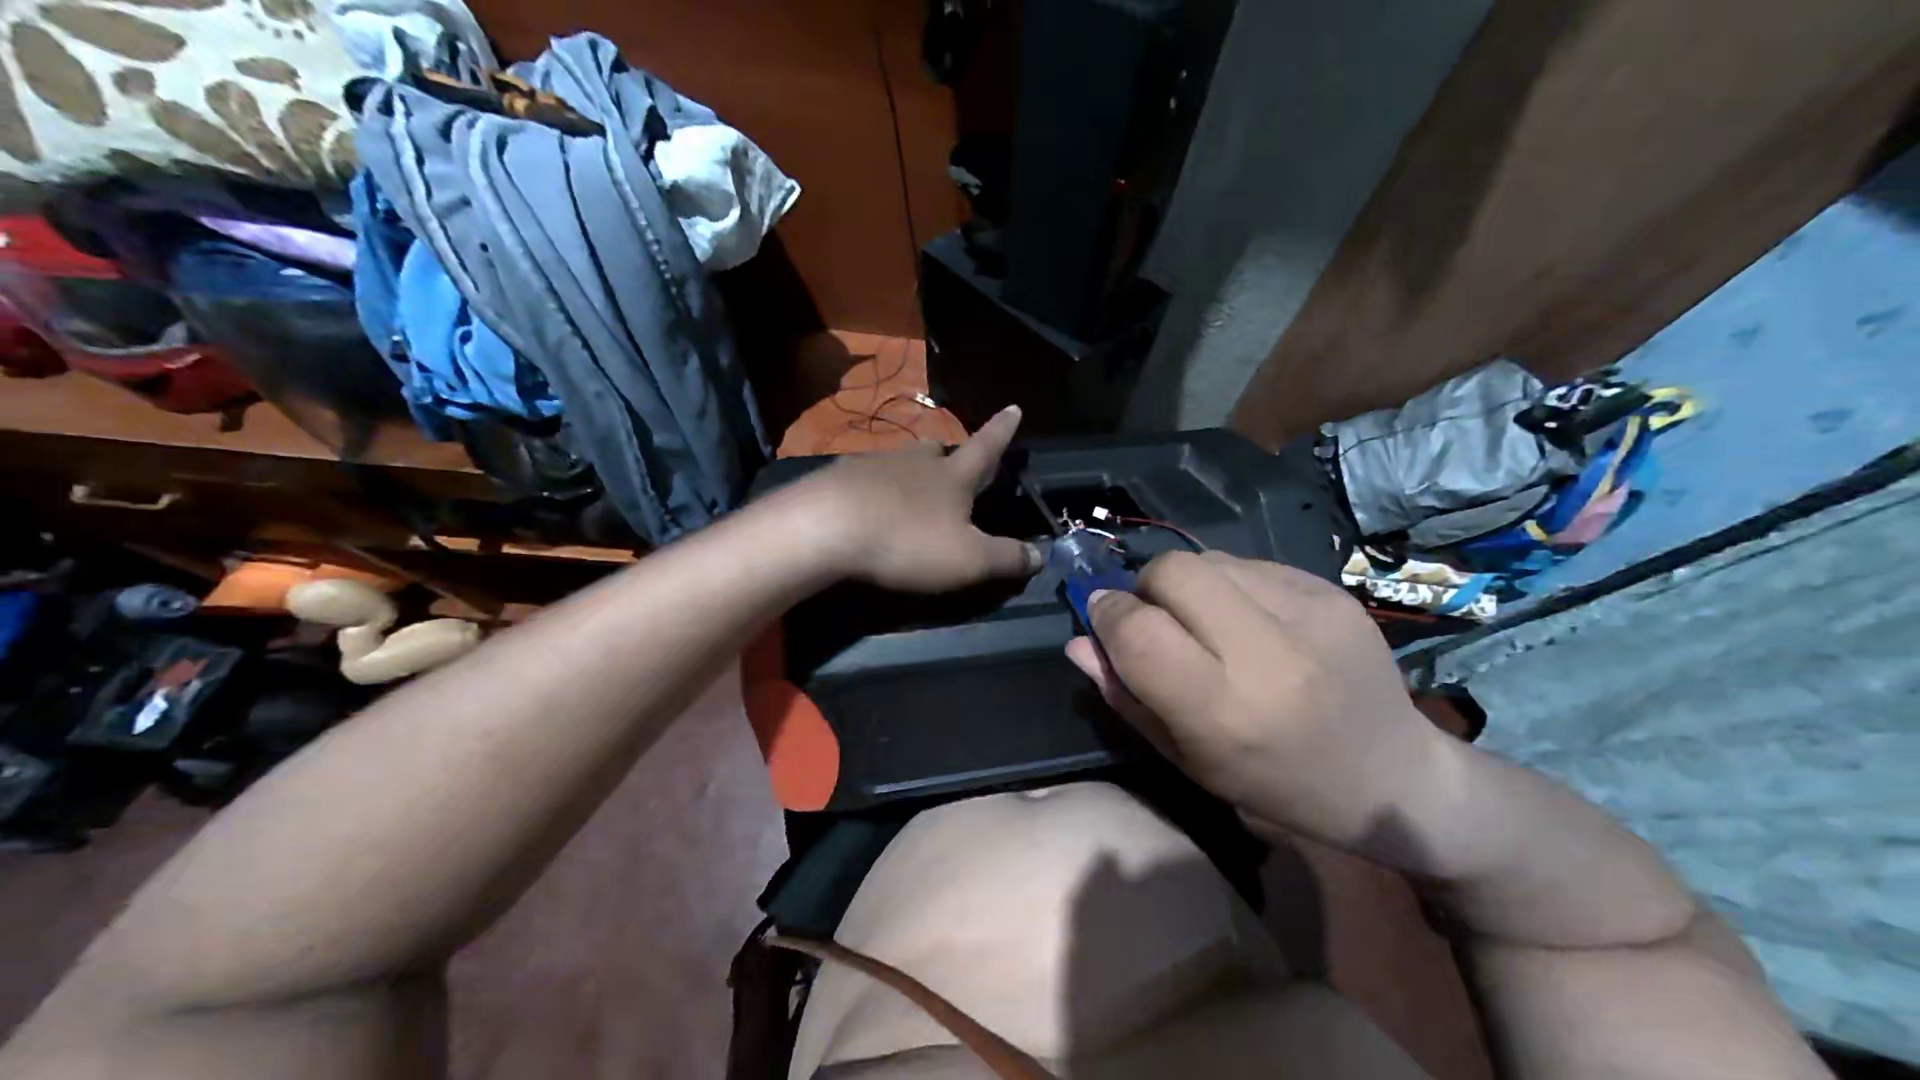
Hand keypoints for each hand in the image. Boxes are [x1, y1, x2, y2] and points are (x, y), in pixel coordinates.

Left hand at [799, 406, 1042, 592]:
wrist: (825, 527)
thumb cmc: (907, 540)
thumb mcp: (968, 559)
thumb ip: (1006, 558)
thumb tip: (1041, 554)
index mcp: (952, 475)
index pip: (986, 447)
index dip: (1002, 430)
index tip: (1013, 407)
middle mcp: (915, 461)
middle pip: (938, 451)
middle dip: (949, 456)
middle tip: (952, 464)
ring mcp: (874, 465)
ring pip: (901, 462)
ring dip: (911, 473)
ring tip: (910, 492)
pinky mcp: (839, 479)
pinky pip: (866, 479)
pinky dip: (875, 491)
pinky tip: (869, 508)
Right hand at [1065, 551, 1455, 849]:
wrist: (1391, 776)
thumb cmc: (1274, 782)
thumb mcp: (1188, 760)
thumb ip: (1126, 697)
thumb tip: (1078, 642)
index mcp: (1223, 712)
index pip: (1139, 631)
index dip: (1107, 614)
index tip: (1103, 619)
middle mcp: (1268, 654)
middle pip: (1173, 571)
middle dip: (1146, 587)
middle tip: (1157, 618)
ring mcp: (1308, 613)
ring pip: (1209, 558)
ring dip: (1189, 584)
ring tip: (1208, 623)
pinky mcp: (1331, 592)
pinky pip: (1250, 563)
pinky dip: (1230, 584)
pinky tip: (1251, 621)